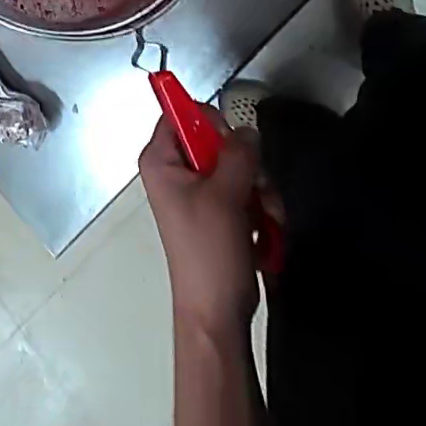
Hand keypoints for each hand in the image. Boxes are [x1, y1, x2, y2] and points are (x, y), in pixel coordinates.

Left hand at [139, 110, 260, 336]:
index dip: (207, 120)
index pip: (178, 114)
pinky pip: (245, 188)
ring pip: (238, 164)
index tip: (229, 142)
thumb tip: (247, 129)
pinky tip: (264, 230)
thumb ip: (238, 154)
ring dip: (260, 189)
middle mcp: (175, 170)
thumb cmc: (210, 252)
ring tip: (263, 217)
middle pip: (215, 139)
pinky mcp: (218, 209)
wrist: (217, 311)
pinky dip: (260, 206)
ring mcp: (197, 190)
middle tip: (255, 187)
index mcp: (161, 161)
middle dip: (246, 164)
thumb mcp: (225, 195)